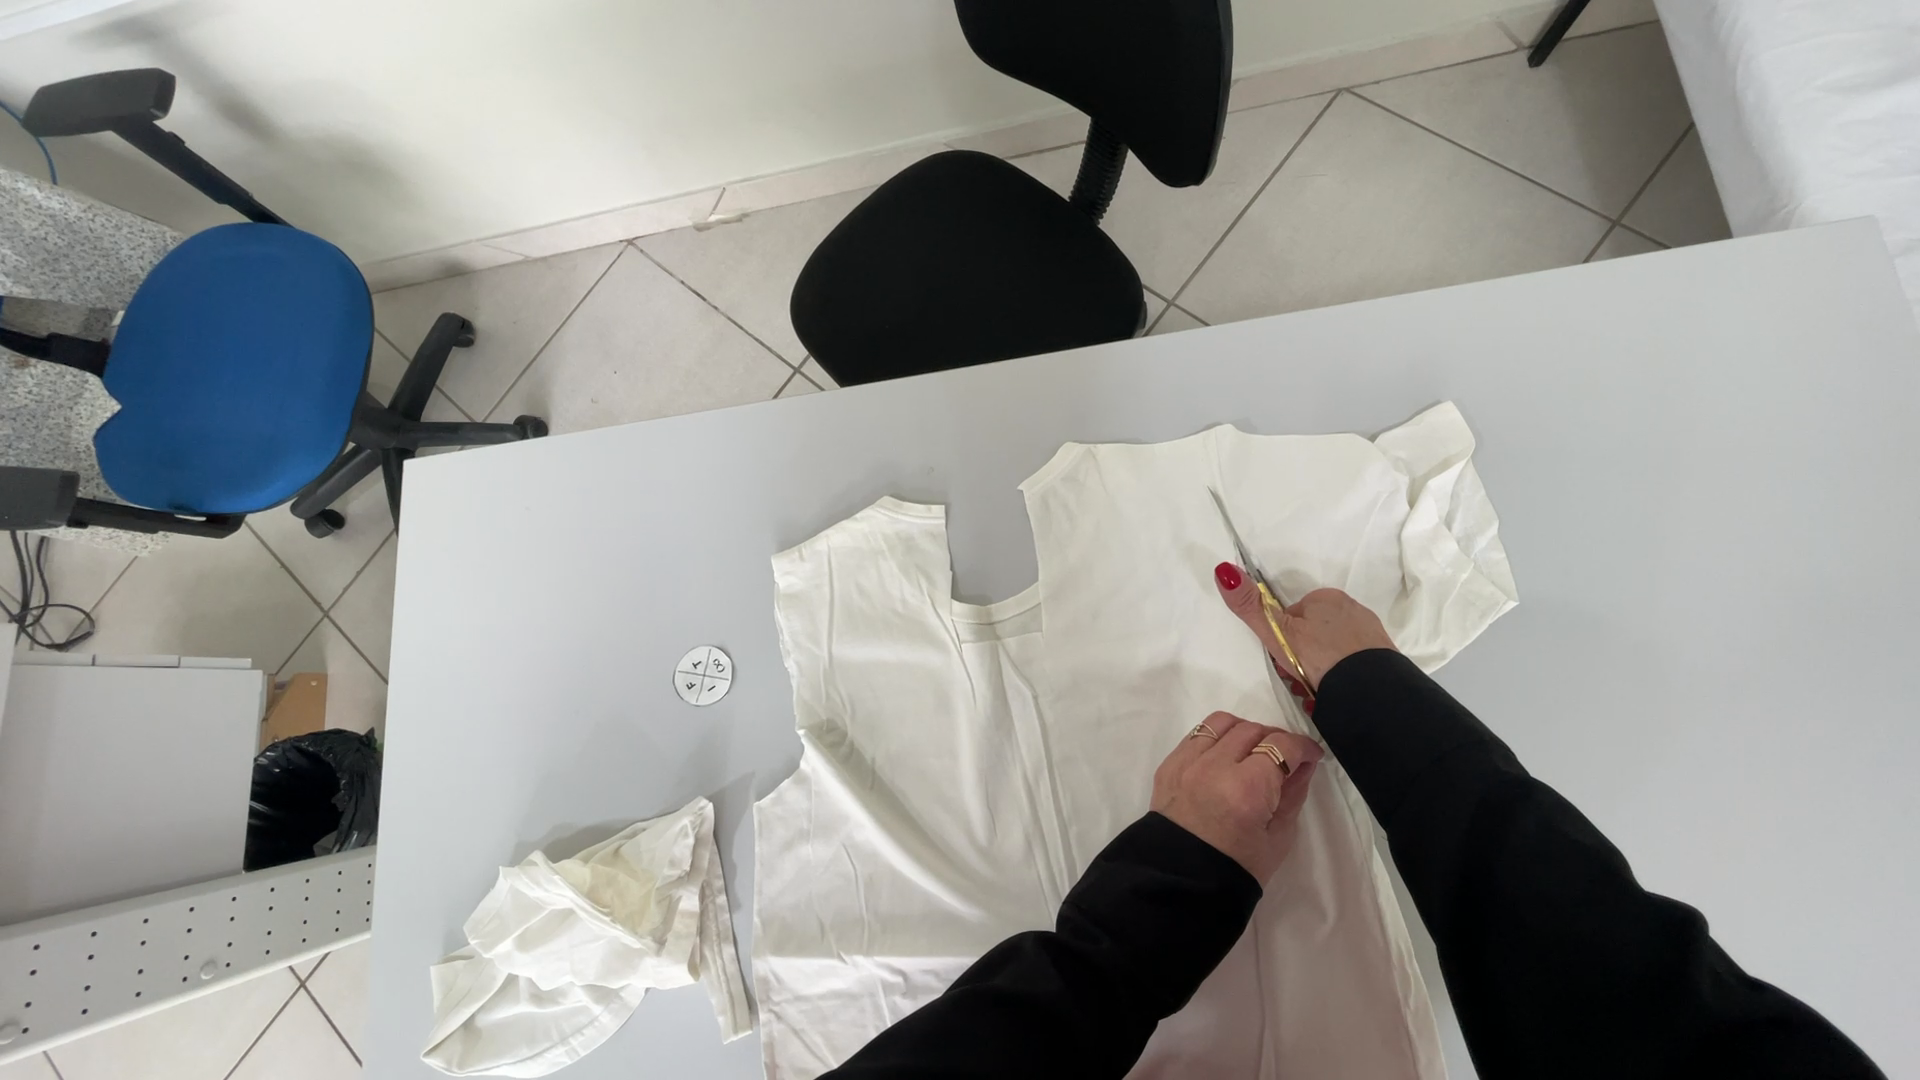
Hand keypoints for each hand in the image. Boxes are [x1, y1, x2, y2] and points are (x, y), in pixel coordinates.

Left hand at [1151, 712, 1322, 882]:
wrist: (1182, 879)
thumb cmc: (1237, 867)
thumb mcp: (1278, 837)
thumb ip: (1293, 794)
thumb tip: (1305, 764)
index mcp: (1245, 789)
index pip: (1280, 747)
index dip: (1302, 747)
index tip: (1312, 755)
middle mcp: (1213, 767)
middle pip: (1252, 730)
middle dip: (1275, 739)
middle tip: (1285, 758)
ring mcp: (1187, 763)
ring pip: (1221, 723)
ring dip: (1244, 731)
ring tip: (1254, 752)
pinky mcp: (1169, 765)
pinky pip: (1197, 735)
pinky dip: (1216, 739)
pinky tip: (1226, 757)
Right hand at [1214, 564, 1395, 694]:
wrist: (1367, 689)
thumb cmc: (1318, 655)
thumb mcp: (1275, 632)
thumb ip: (1249, 604)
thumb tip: (1222, 569)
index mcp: (1324, 597)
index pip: (1294, 614)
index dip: (1284, 635)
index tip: (1284, 655)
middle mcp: (1350, 607)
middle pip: (1314, 629)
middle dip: (1304, 651)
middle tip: (1299, 675)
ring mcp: (1369, 630)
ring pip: (1333, 646)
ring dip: (1323, 664)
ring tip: (1317, 688)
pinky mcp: (1384, 653)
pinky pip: (1353, 661)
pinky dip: (1343, 672)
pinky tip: (1337, 688)